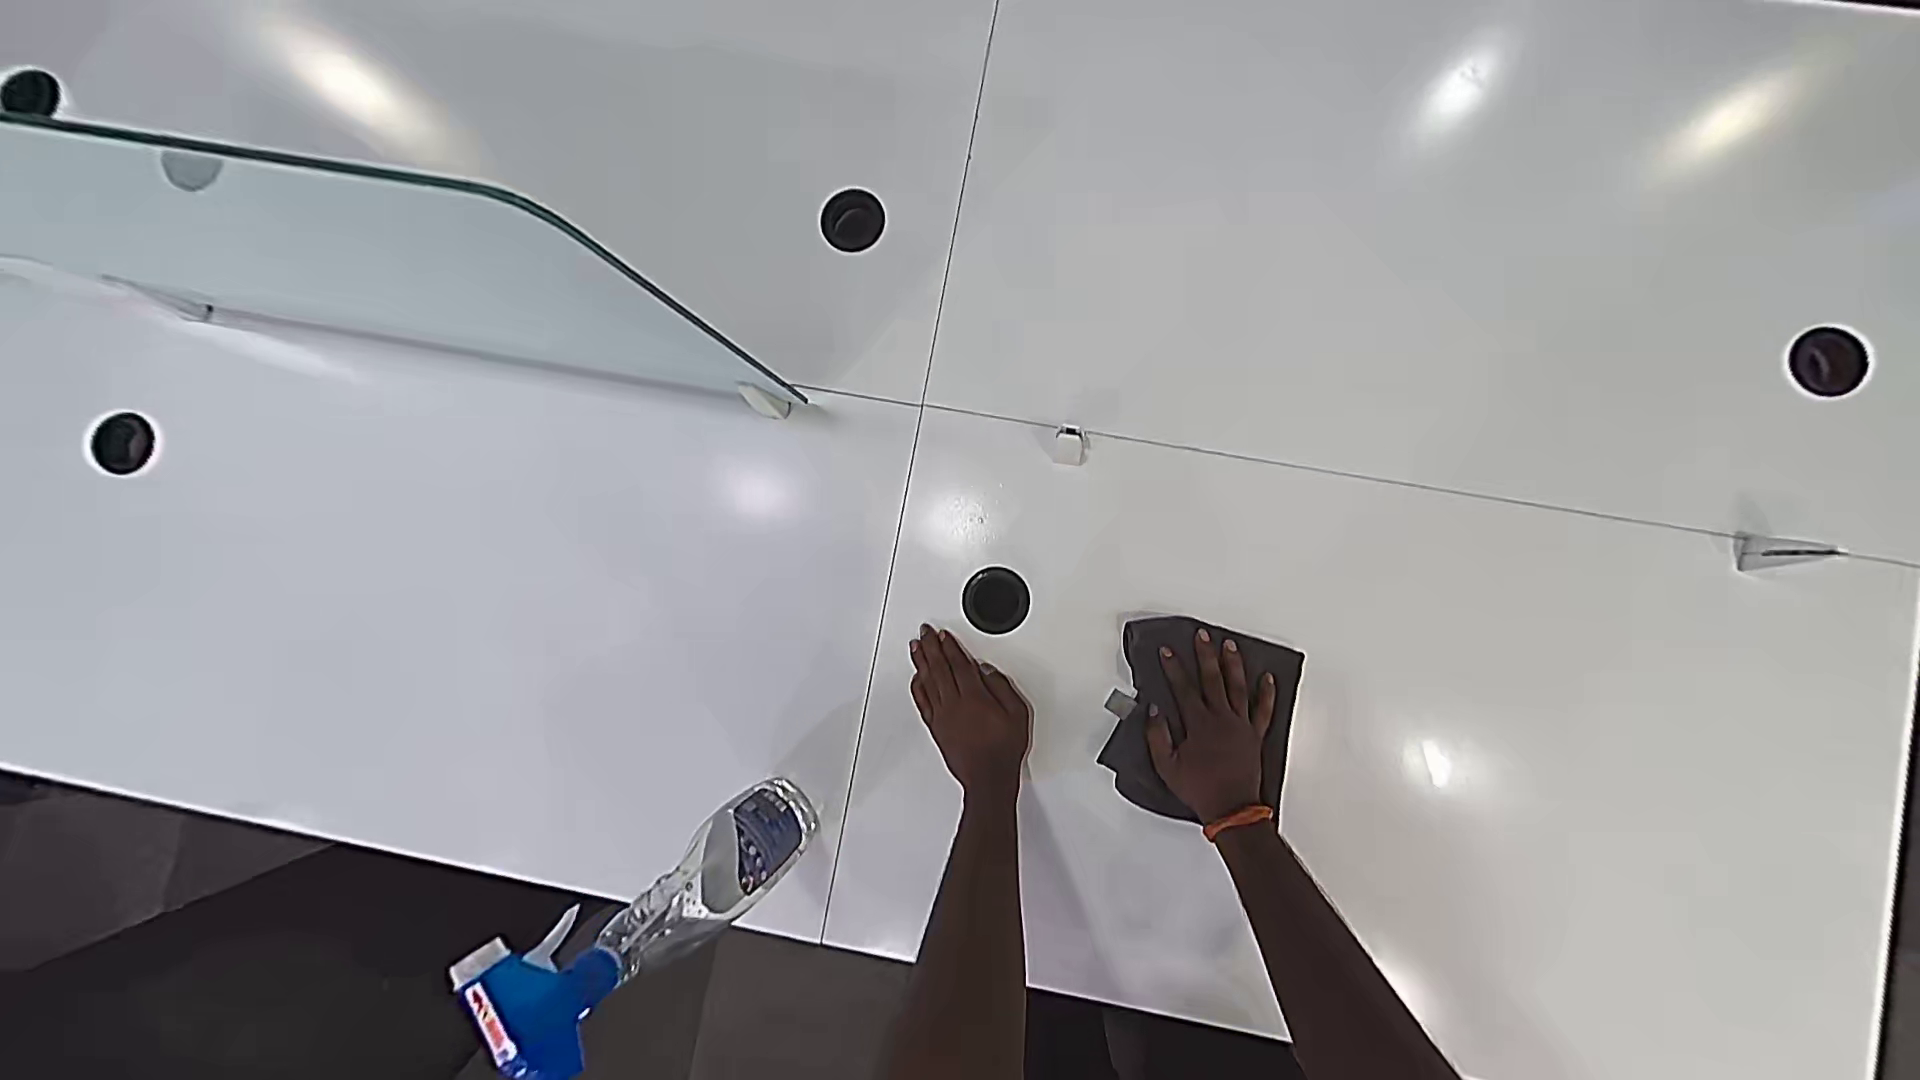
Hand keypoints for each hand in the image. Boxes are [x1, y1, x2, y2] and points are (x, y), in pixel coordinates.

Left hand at [909, 624, 1031, 801]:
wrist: (988, 779)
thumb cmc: (1003, 750)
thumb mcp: (1018, 713)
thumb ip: (1002, 687)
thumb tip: (987, 670)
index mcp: (974, 697)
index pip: (959, 663)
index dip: (950, 646)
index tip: (944, 634)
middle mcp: (954, 704)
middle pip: (939, 667)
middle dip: (931, 646)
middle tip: (925, 631)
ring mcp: (942, 716)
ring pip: (927, 681)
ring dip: (921, 661)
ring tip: (916, 646)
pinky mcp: (935, 727)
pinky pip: (922, 701)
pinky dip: (917, 686)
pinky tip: (916, 677)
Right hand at [1147, 628, 1278, 823]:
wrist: (1233, 809)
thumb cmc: (1199, 788)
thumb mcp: (1167, 765)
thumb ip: (1158, 735)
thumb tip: (1153, 710)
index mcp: (1199, 724)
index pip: (1183, 687)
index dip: (1174, 667)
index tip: (1167, 651)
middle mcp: (1222, 719)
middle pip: (1212, 679)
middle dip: (1205, 655)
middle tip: (1202, 635)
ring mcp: (1241, 725)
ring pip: (1238, 687)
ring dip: (1233, 664)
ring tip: (1229, 645)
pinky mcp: (1255, 735)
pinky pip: (1263, 710)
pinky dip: (1266, 693)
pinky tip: (1267, 678)